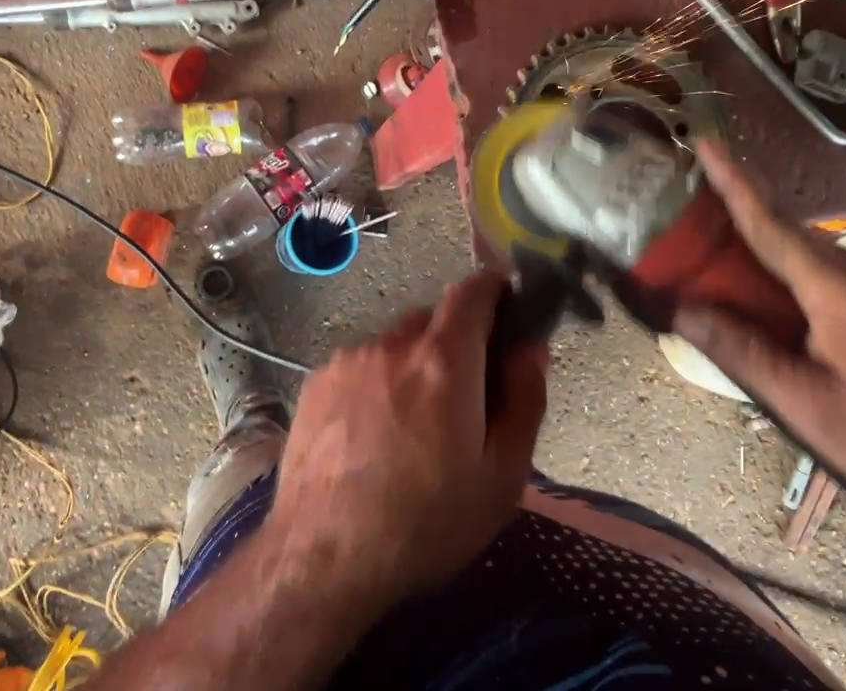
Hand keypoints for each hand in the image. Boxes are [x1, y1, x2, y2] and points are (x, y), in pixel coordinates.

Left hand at [266, 270, 548, 614]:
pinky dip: (376, 381)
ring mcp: (346, 361)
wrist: (324, 557)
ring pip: (393, 343)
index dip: (493, 289)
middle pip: (432, 320)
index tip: (506, 303)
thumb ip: (525, 399)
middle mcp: (392, 344)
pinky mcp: (314, 382)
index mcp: (445, 360)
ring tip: (412, 424)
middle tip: (464, 393)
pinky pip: (359, 365)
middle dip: (455, 341)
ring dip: (412, 364)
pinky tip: (371, 432)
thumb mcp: (502, 475)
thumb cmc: (427, 523)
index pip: (472, 292)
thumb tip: (531, 348)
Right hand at [672, 141, 845, 522]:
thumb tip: (681, 311)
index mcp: (840, 290)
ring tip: (744, 273)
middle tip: (703, 221)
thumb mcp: (809, 406)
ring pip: (826, 258)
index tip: (707, 141)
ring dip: (781, 255)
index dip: (732, 181)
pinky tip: (806, 313)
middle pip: (796, 236)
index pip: (771, 223)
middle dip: (748, 220)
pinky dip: (813, 278)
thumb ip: (742, 353)